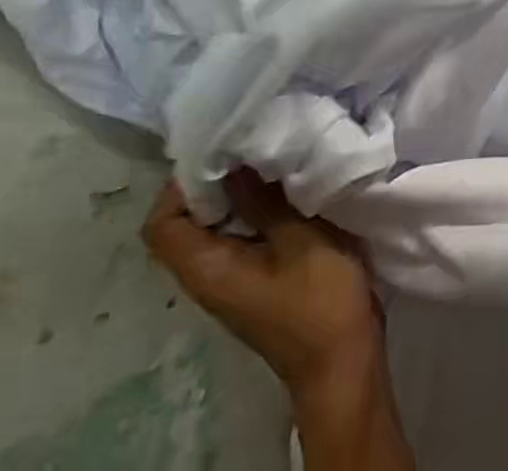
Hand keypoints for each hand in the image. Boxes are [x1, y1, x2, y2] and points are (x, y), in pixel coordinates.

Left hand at [141, 170, 382, 396]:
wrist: (344, 360)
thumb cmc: (320, 301)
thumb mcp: (301, 241)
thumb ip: (267, 202)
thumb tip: (238, 162)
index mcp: (207, 267)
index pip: (163, 223)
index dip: (181, 185)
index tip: (223, 150)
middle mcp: (209, 274)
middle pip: (189, 221)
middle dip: (218, 181)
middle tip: (256, 147)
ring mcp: (235, 279)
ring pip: (221, 228)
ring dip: (244, 195)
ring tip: (278, 162)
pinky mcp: (259, 280)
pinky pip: (246, 237)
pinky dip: (261, 212)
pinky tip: (294, 193)